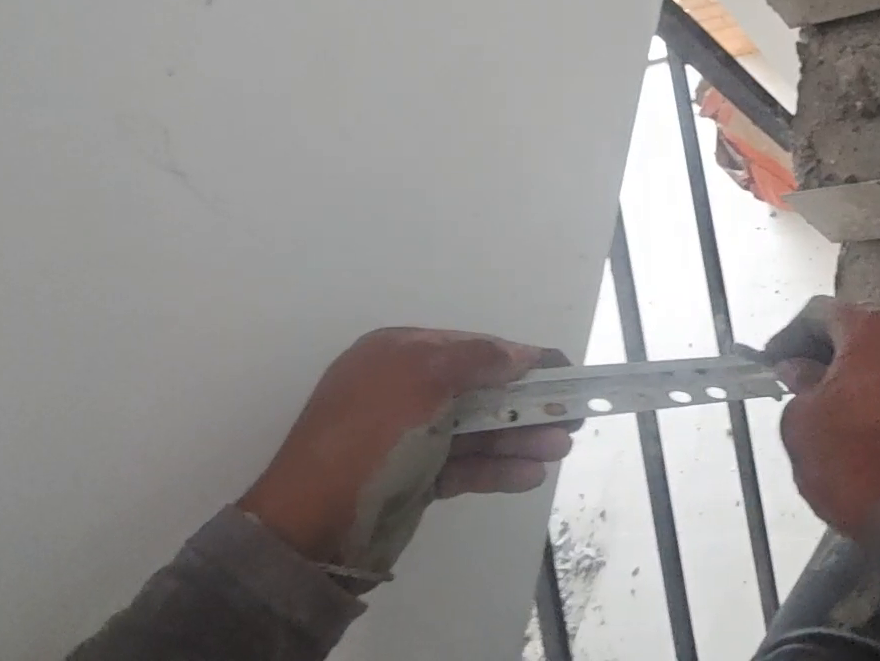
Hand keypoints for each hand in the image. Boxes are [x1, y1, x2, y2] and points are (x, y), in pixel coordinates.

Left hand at [237, 327, 575, 582]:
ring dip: (520, 437)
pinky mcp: (414, 477)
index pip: (472, 347)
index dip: (519, 358)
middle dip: (526, 403)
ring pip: (477, 429)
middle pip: (481, 389)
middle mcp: (404, 390)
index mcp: (397, 355)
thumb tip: (520, 355)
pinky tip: (530, 475)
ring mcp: (409, 436)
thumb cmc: (369, 439)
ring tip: (561, 448)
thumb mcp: (423, 381)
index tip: (562, 371)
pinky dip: (496, 468)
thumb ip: (479, 360)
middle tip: (571, 416)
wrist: (308, 532)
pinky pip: (464, 464)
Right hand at [776, 299, 879, 539]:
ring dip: (856, 369)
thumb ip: (798, 384)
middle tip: (797, 377)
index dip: (789, 336)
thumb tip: (800, 369)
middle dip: (825, 349)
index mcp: (870, 328)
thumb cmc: (855, 461)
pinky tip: (864, 416)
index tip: (772, 361)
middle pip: (857, 327)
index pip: (819, 313)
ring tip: (830, 400)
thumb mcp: (802, 423)